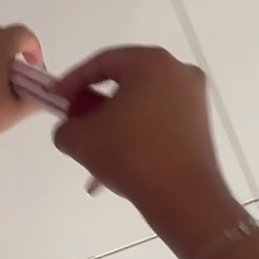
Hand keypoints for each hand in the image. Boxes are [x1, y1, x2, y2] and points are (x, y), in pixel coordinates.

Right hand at [51, 46, 242, 241]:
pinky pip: (159, 122)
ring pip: (141, 106)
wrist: (182, 196)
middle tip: (76, 122)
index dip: (73, 80)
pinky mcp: (200, 124)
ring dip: (114, 126)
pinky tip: (119, 167)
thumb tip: (73, 128)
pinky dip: (136, 136)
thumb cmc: (130, 155)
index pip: (102, 62)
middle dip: (95, 105)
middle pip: (125, 82)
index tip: (57, 98)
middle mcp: (178, 72)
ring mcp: (194, 98)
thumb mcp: (80, 139)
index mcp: (150, 62)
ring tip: (94, 153)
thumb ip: (66, 126)